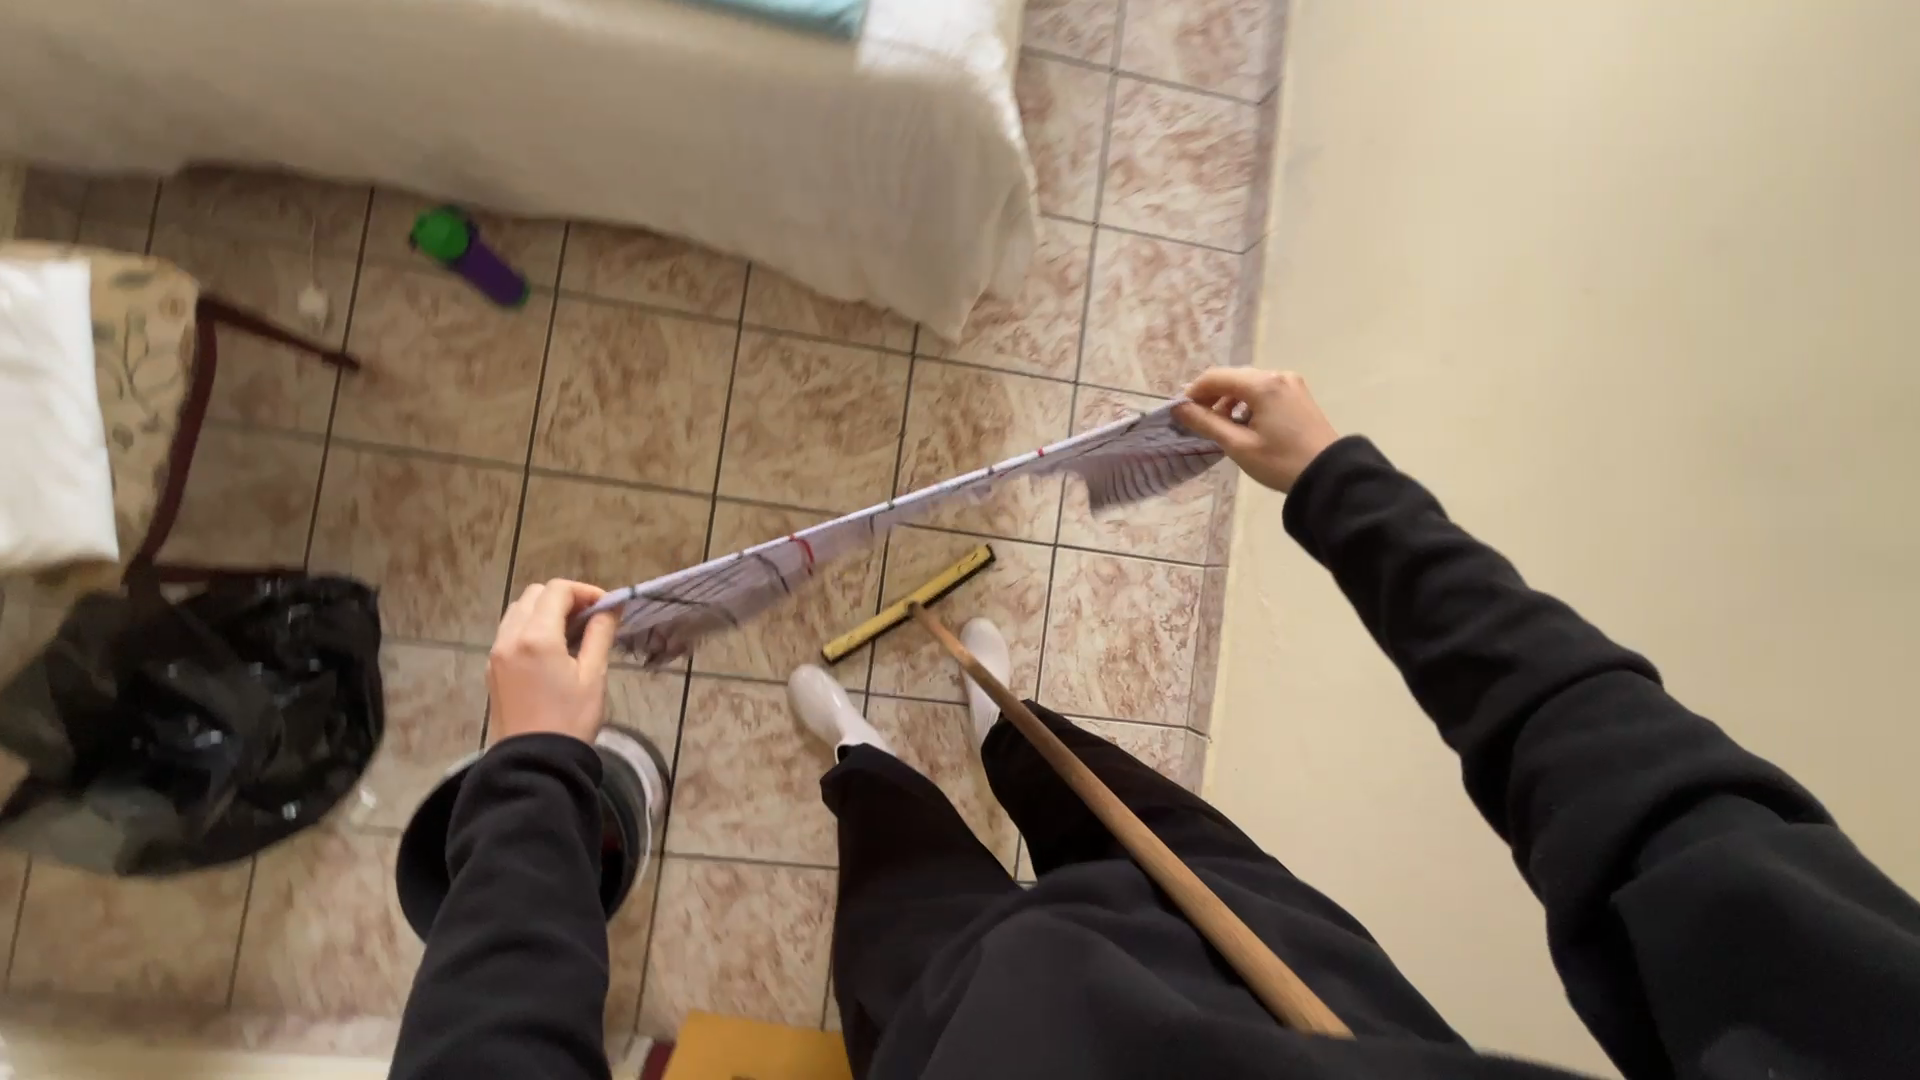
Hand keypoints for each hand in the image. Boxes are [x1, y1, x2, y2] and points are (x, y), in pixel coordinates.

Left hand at [486, 579, 618, 745]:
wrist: (534, 762)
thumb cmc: (570, 719)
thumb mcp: (593, 674)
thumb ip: (600, 634)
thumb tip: (610, 607)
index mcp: (536, 637)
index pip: (558, 591)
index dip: (586, 592)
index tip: (607, 608)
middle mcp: (509, 638)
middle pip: (535, 595)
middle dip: (565, 598)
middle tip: (592, 618)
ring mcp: (496, 653)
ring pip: (519, 611)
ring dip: (546, 611)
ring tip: (573, 632)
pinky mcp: (493, 668)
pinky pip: (510, 632)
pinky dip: (532, 627)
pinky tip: (553, 649)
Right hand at [1173, 368, 1340, 492]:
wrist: (1329, 474)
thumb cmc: (1279, 462)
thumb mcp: (1238, 445)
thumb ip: (1206, 422)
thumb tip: (1179, 409)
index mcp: (1262, 385)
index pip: (1216, 377)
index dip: (1194, 392)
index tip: (1182, 413)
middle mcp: (1277, 376)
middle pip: (1232, 377)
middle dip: (1211, 396)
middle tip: (1198, 421)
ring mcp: (1291, 384)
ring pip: (1248, 384)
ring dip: (1228, 400)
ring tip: (1220, 426)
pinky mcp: (1298, 395)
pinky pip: (1263, 391)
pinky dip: (1246, 402)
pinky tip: (1243, 423)